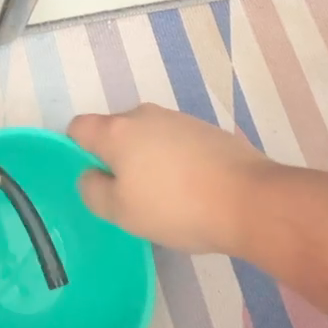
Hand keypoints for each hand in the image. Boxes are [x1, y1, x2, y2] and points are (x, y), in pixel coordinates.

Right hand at [68, 103, 275, 256]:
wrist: (250, 200)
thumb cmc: (176, 207)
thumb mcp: (122, 213)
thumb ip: (94, 191)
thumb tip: (91, 175)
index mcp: (116, 131)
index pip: (79, 127)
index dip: (78, 150)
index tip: (95, 178)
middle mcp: (142, 115)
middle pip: (115, 131)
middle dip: (117, 158)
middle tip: (132, 196)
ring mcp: (177, 119)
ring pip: (147, 136)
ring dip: (148, 159)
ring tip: (169, 197)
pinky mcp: (206, 129)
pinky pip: (176, 142)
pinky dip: (176, 160)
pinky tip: (195, 189)